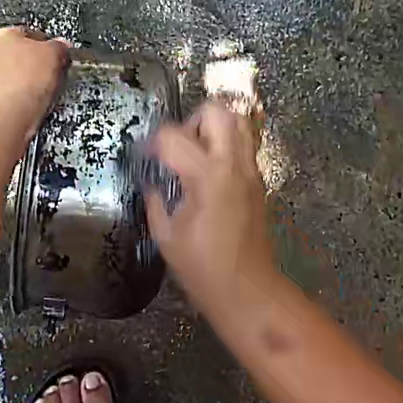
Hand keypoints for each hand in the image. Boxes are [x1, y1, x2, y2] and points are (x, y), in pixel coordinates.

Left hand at [0, 27, 69, 142]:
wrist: (2, 121)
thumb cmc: (22, 82)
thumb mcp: (52, 54)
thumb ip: (59, 46)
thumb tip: (62, 45)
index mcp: (4, 35)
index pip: (33, 34)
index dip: (51, 45)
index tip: (64, 56)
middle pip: (29, 59)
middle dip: (45, 69)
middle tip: (58, 76)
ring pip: (27, 82)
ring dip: (40, 89)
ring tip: (46, 96)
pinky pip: (23, 101)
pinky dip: (32, 105)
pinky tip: (36, 109)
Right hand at [144, 102, 278, 311]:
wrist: (247, 289)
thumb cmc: (202, 268)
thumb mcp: (167, 235)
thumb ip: (156, 202)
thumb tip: (153, 185)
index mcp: (206, 176)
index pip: (174, 136)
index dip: (153, 142)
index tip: (144, 156)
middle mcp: (233, 165)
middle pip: (216, 112)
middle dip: (191, 121)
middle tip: (176, 147)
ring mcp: (250, 171)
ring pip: (238, 123)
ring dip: (213, 129)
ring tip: (195, 155)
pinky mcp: (258, 182)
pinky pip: (243, 147)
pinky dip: (225, 147)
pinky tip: (208, 175)